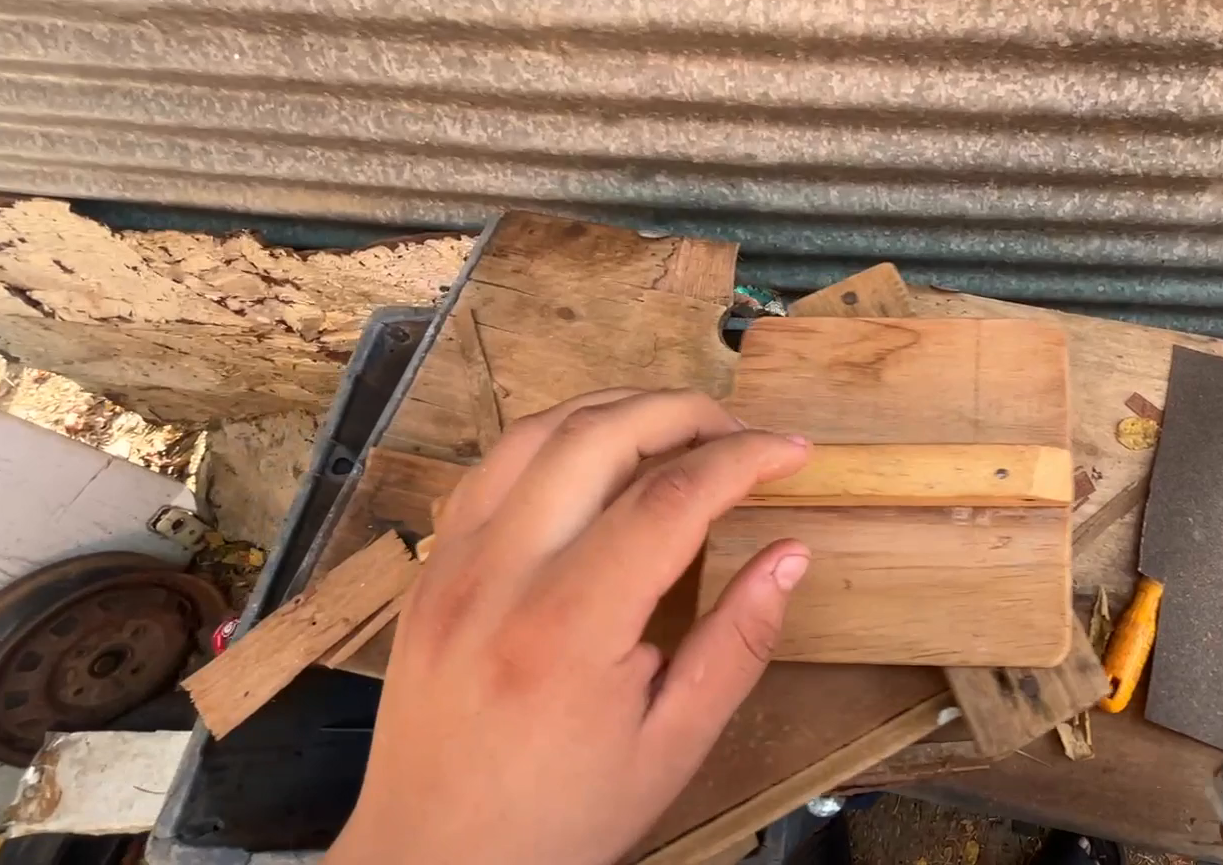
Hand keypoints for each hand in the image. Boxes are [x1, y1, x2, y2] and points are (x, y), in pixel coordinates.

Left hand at [326, 389, 811, 864]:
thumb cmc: (564, 815)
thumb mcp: (677, 743)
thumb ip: (741, 640)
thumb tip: (792, 553)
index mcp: (568, 629)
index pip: (669, 499)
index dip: (743, 458)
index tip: (791, 450)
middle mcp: (499, 576)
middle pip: (600, 436)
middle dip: (687, 411)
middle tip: (742, 430)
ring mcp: (451, 562)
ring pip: (542, 430)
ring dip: (625, 408)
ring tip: (684, 427)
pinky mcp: (430, 563)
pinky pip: (499, 461)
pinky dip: (566, 432)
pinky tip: (607, 452)